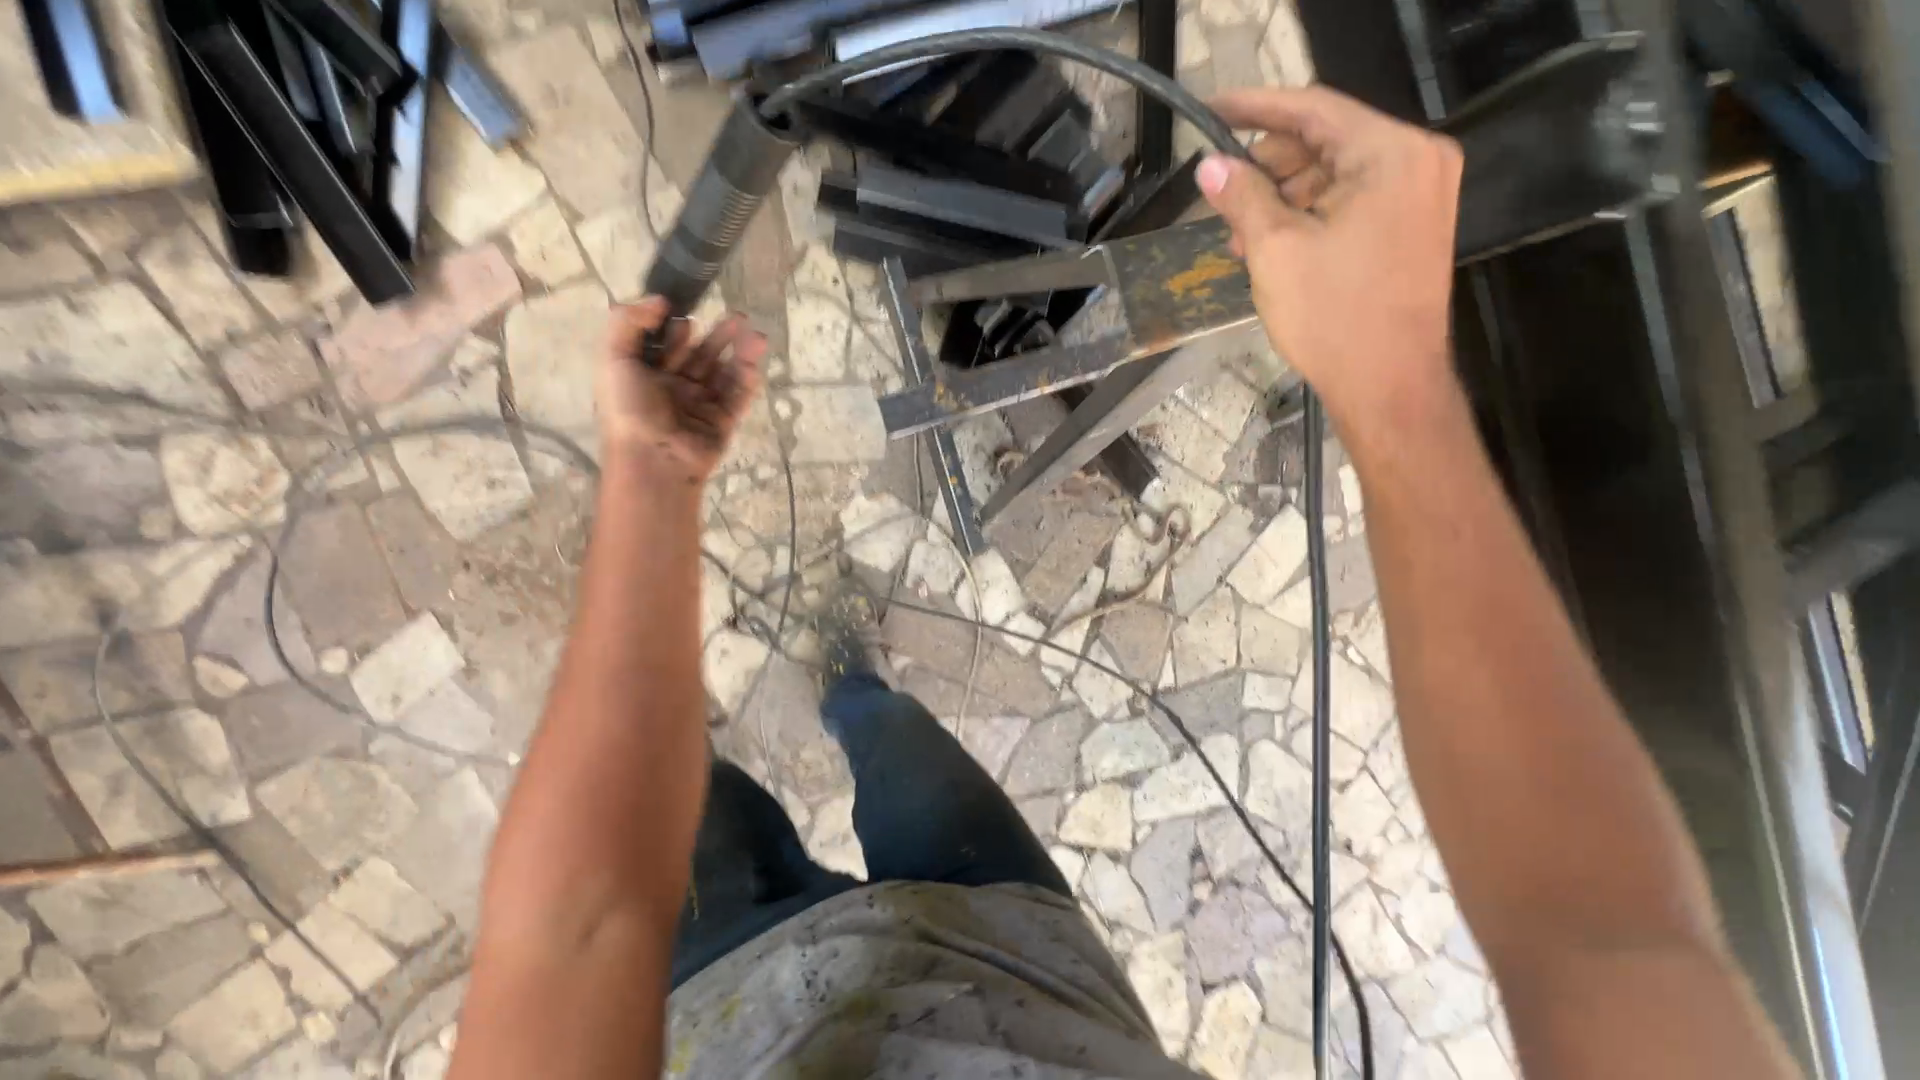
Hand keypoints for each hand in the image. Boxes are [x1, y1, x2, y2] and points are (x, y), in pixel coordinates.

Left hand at [599, 298, 767, 482]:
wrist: (652, 460)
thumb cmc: (629, 408)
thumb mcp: (613, 357)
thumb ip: (628, 321)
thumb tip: (660, 300)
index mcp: (644, 377)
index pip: (666, 347)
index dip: (676, 329)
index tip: (685, 314)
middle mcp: (672, 391)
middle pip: (699, 357)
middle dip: (717, 336)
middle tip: (738, 317)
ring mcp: (699, 408)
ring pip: (723, 374)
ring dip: (739, 353)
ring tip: (754, 334)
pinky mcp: (721, 424)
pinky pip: (737, 398)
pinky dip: (747, 380)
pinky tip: (755, 361)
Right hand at [1198, 86, 1462, 432]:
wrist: (1389, 386)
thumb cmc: (1334, 317)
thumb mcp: (1275, 251)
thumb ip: (1241, 197)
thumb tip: (1209, 166)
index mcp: (1392, 154)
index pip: (1314, 109)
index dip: (1255, 108)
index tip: (1211, 111)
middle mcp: (1418, 162)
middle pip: (1326, 139)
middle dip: (1268, 165)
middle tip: (1222, 194)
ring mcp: (1420, 196)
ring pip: (1336, 173)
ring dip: (1285, 195)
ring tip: (1240, 233)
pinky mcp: (1412, 227)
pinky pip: (1354, 200)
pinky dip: (1311, 214)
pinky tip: (1273, 242)